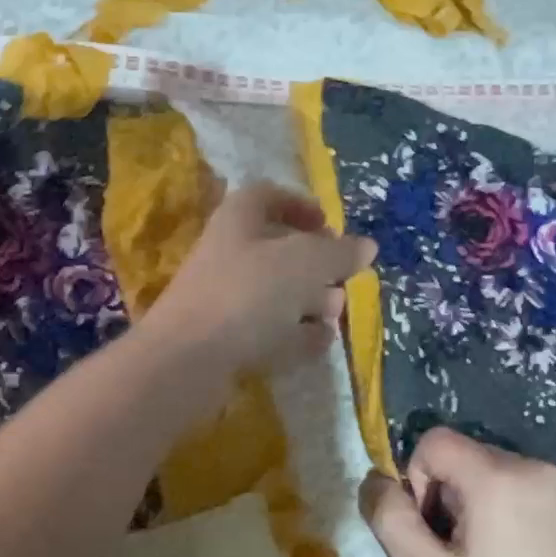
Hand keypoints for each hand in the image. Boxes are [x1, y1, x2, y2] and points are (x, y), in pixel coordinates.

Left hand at [147, 181, 375, 373]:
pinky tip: (318, 344)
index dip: (299, 205)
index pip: (267, 196)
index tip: (328, 225)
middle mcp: (227, 254)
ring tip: (335, 314)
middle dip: (313, 264)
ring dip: (307, 302)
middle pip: (274, 251)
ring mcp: (222, 301)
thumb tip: (367, 247)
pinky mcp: (222, 342)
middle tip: (341, 279)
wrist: (188, 360)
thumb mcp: (304, 263)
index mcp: (238, 219)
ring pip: (271, 294)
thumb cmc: (248, 293)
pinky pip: (265, 332)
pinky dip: (292, 335)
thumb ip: (338, 253)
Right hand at [361, 427, 555, 556]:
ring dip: (482, 501)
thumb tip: (375, 482)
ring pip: (499, 471)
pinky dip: (516, 508)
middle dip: (450, 493)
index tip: (433, 525)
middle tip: (461, 549)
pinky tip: (527, 556)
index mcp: (495, 478)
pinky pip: (531, 486)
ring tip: (495, 555)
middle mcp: (533, 466)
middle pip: (467, 457)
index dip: (418, 477)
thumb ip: (392, 522)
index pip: (435, 441)